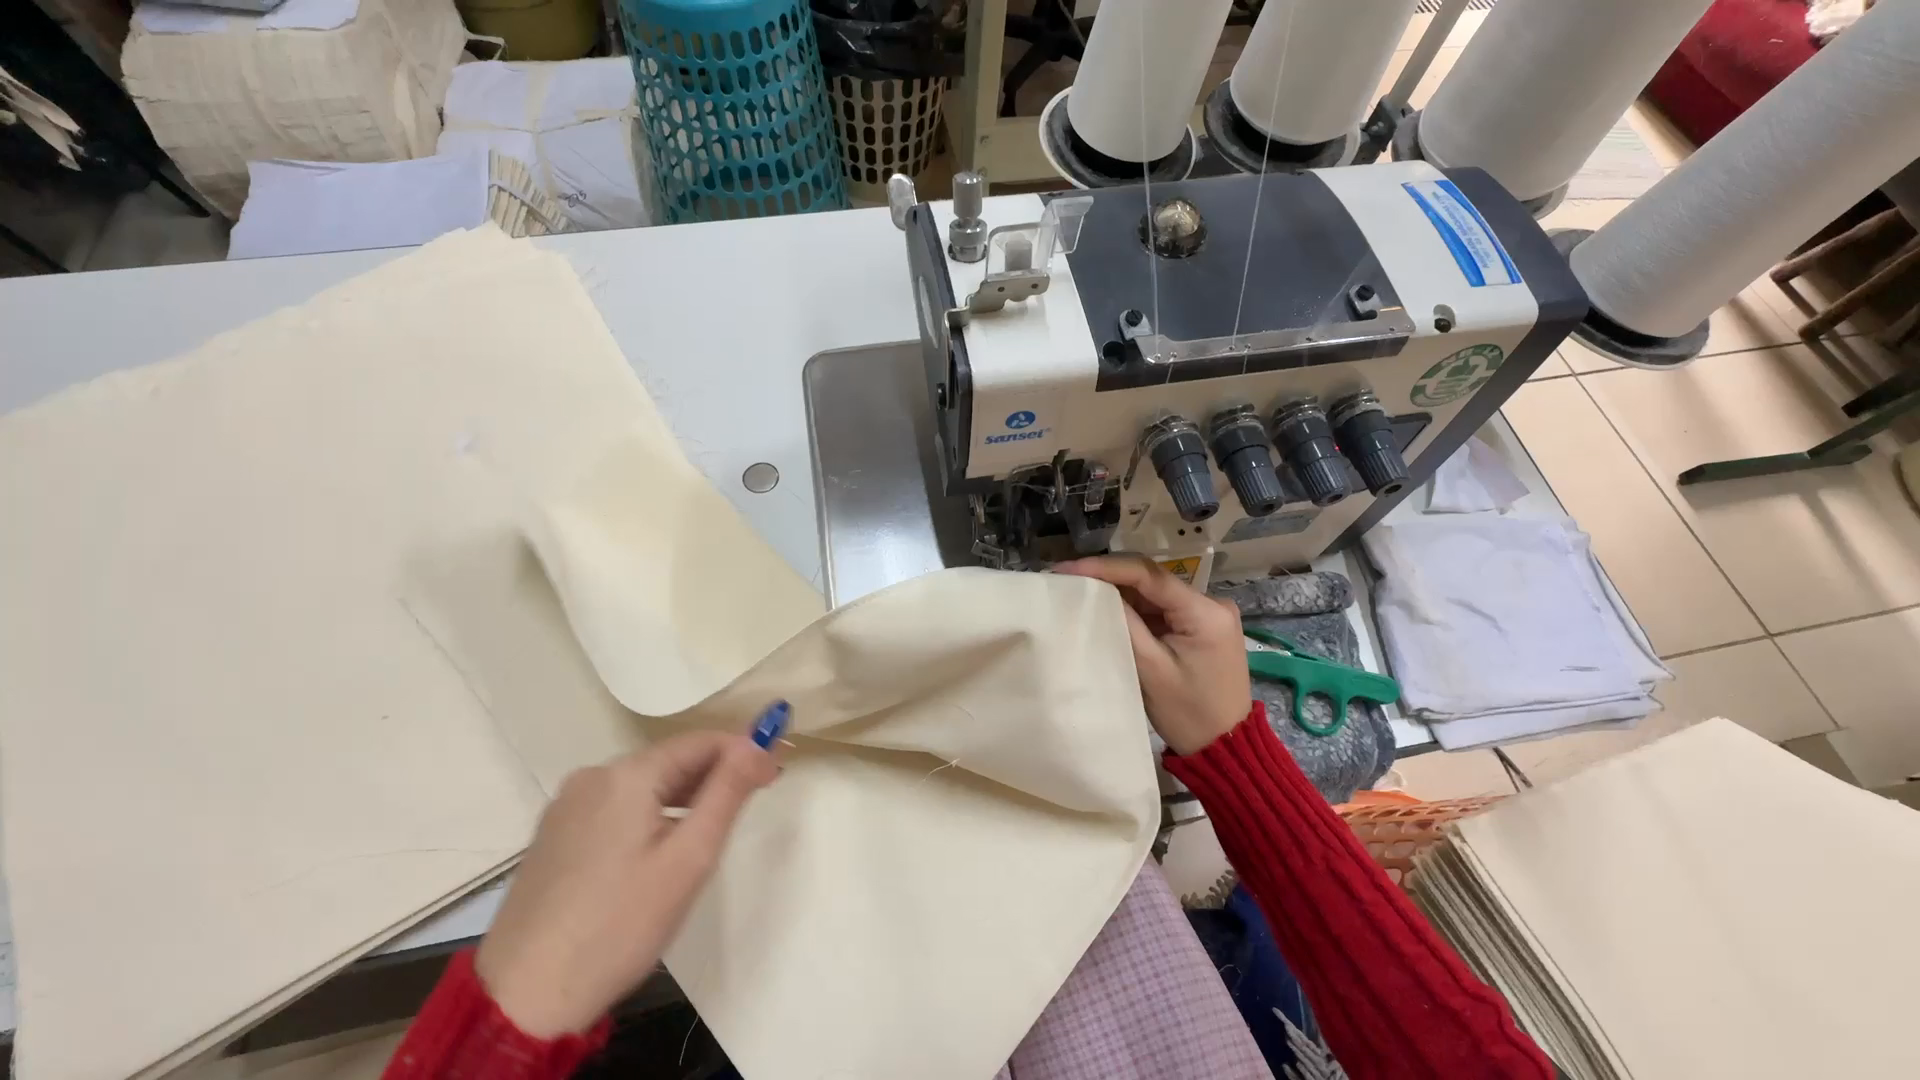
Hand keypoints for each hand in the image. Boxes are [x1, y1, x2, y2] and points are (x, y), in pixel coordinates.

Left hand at [475, 731, 777, 1036]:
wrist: (525, 995)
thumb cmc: (620, 925)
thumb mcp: (689, 858)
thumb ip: (728, 792)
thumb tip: (759, 742)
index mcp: (626, 775)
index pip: (699, 742)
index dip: (743, 749)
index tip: (777, 768)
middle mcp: (592, 777)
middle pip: (669, 761)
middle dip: (715, 773)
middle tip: (757, 797)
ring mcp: (566, 806)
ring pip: (642, 786)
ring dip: (684, 795)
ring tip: (714, 826)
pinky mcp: (554, 836)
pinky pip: (615, 808)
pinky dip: (649, 815)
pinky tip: (662, 848)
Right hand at [1056, 556, 1250, 755]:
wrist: (1225, 746)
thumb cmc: (1188, 713)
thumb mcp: (1151, 669)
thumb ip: (1125, 623)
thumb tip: (1093, 590)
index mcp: (1206, 611)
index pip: (1150, 574)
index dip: (1106, 567)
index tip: (1069, 569)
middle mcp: (1212, 602)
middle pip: (1152, 580)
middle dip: (1110, 578)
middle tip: (1068, 578)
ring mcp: (1208, 613)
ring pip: (1155, 593)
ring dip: (1120, 593)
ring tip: (1079, 590)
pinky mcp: (1201, 626)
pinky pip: (1162, 609)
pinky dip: (1136, 609)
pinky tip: (1107, 609)